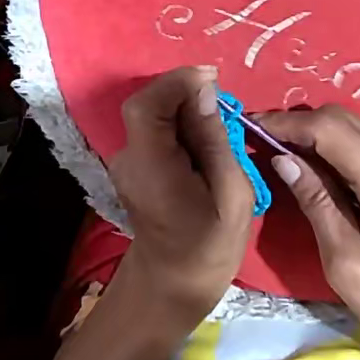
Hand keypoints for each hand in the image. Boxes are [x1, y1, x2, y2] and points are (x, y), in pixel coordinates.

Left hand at [107, 66, 255, 324]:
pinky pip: (155, 130)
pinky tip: (205, 139)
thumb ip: (215, 140)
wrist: (175, 282)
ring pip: (152, 115)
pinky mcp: (135, 165)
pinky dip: (180, 124)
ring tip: (220, 124)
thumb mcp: (232, 194)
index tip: (214, 77)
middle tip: (223, 103)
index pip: (146, 106)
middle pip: (147, 106)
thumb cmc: (210, 245)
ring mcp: (127, 162)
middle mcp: (128, 158)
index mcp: (149, 166)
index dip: (176, 82)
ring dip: (184, 109)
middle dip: (185, 93)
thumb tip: (205, 92)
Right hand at [255, 105, 359, 359]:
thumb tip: (282, 159)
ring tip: (279, 151)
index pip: (330, 128)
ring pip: (357, 128)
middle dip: (298, 123)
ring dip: (317, 133)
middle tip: (259, 140)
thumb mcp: (347, 265)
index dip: (286, 123)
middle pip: (344, 118)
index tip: (249, 126)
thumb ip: (316, 203)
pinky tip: (316, 168)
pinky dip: (337, 148)